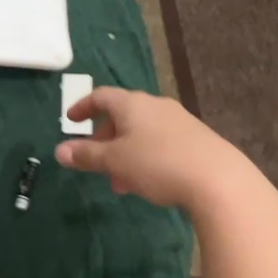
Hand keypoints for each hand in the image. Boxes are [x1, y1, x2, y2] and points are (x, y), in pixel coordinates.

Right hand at [55, 87, 257, 212]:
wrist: (218, 180)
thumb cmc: (157, 164)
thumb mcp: (114, 162)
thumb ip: (86, 155)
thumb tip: (59, 151)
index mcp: (132, 104)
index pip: (101, 96)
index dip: (83, 107)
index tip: (71, 120)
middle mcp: (155, 105)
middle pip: (122, 114)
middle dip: (105, 137)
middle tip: (95, 160)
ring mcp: (179, 121)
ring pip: (142, 131)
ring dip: (125, 151)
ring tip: (120, 182)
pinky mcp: (197, 139)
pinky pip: (161, 141)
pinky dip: (145, 156)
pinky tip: (148, 181)